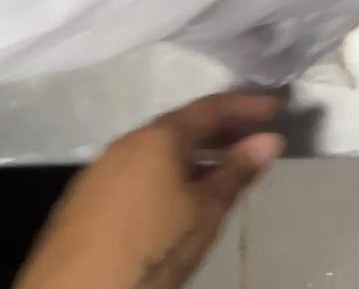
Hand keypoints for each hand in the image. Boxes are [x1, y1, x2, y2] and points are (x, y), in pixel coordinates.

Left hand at [15, 92, 284, 288]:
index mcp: (157, 137)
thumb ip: (237, 172)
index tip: (276, 109)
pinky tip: (178, 198)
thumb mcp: (205, 213)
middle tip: (254, 138)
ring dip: (193, 153)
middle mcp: (126, 143)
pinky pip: (136, 172)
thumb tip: (271, 139)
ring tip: (222, 169)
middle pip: (182, 126)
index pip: (211, 107)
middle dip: (221, 130)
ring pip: (157, 151)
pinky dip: (166, 173)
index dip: (247, 106)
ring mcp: (99, 172)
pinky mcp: (82, 202)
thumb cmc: (149, 252)